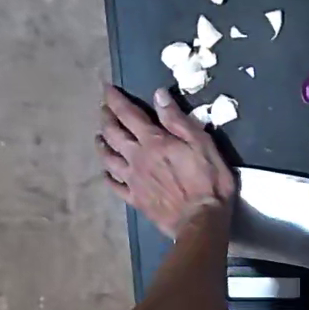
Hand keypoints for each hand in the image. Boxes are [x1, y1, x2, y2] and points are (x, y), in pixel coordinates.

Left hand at [98, 85, 236, 238]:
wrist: (201, 221)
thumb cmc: (208, 181)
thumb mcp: (202, 143)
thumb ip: (177, 120)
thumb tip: (158, 95)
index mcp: (153, 141)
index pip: (128, 114)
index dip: (114, 99)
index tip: (105, 88)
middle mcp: (136, 158)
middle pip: (113, 134)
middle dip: (106, 118)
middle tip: (103, 109)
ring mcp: (133, 180)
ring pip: (108, 158)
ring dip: (102, 145)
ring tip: (99, 137)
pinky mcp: (135, 200)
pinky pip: (114, 186)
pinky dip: (107, 177)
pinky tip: (106, 173)